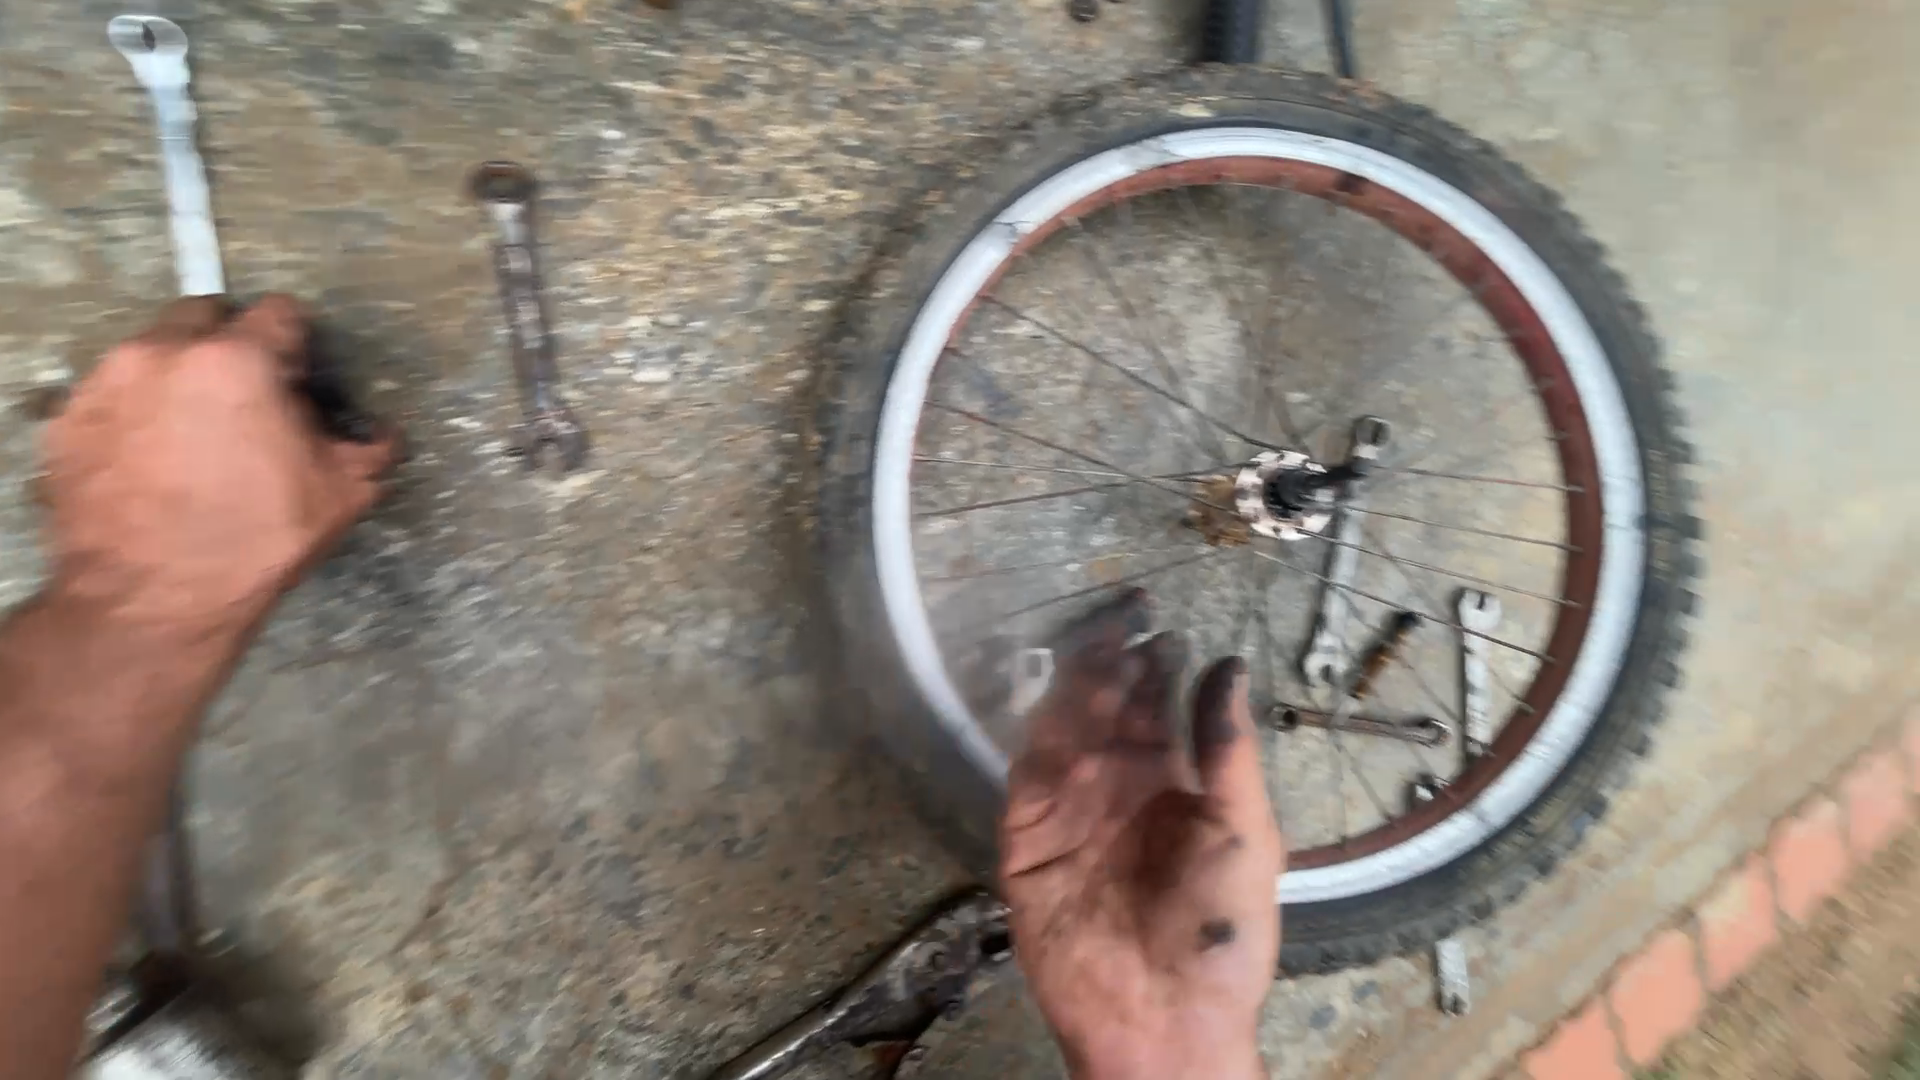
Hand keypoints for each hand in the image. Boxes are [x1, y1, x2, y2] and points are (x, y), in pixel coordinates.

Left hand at [41, 295, 397, 630]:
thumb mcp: (348, 489)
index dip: (301, 338)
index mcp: (238, 363)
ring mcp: (101, 384)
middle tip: (255, 394)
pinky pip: (113, 394)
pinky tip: (162, 458)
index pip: (278, 312)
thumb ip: (372, 447)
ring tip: (205, 431)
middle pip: (203, 315)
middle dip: (234, 343)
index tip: (305, 369)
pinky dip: (142, 410)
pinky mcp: (62, 420)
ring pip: (152, 352)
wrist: (157, 592)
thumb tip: (382, 433)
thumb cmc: (266, 531)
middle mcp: (161, 355)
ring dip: (185, 375)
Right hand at [999, 590, 1284, 1079]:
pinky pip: (1027, 771)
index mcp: (1167, 778)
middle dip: (1109, 659)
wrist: (1163, 1021)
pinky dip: (1037, 734)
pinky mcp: (1027, 833)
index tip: (1153, 620)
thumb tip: (1229, 663)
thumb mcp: (1244, 833)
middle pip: (1104, 704)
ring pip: (1063, 725)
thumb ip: (1227, 749)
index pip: (1152, 703)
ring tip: (1096, 647)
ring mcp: (1068, 804)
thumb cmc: (1218, 929)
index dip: (1151, 661)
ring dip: (1077, 686)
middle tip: (1118, 618)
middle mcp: (1114, 780)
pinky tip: (1053, 703)